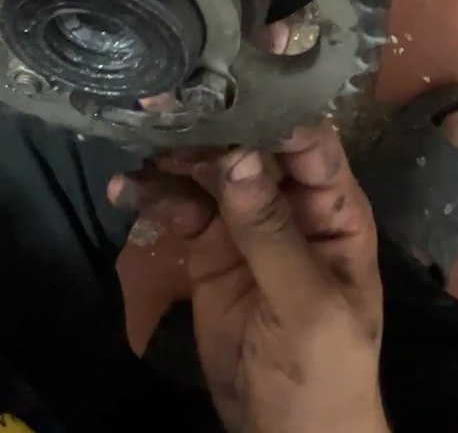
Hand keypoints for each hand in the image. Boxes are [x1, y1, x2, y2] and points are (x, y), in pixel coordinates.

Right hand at [110, 126, 389, 432]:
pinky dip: (153, 196)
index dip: (272, 111)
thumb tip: (239, 157)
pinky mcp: (208, 247)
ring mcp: (245, 223)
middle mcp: (290, 202)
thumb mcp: (309, 307)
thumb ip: (273, 233)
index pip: (308, 142)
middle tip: (163, 102)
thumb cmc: (325, 372)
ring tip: (136, 138)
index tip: (226, 85)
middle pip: (250, 147)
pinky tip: (125, 189)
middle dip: (211, 125)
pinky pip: (180, 209)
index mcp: (332, 207)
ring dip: (173, 155)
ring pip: (209, 171)